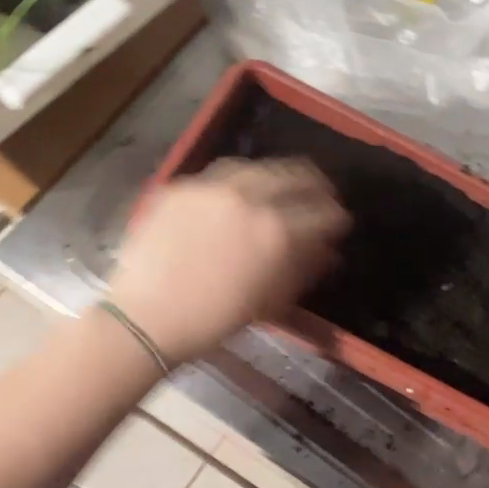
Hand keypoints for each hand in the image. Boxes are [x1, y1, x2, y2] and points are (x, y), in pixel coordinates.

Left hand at [106, 158, 349, 363]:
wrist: (148, 318)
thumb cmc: (214, 320)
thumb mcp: (269, 301)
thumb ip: (303, 269)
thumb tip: (327, 252)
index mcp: (276, 231)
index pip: (322, 213)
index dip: (336, 217)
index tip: (340, 223)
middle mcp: (249, 198)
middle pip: (294, 175)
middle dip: (314, 185)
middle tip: (321, 195)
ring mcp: (212, 187)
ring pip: (257, 167)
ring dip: (277, 176)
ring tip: (282, 188)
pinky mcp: (181, 186)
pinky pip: (220, 176)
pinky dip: (239, 183)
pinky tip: (239, 196)